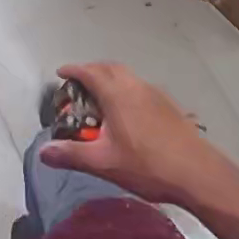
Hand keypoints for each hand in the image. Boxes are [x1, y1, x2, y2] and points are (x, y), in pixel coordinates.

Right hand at [38, 62, 238, 209]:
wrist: (195, 171)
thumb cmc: (146, 165)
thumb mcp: (103, 162)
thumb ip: (71, 154)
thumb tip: (43, 151)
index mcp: (118, 94)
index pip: (90, 72)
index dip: (74, 70)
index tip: (61, 73)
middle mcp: (136, 86)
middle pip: (110, 68)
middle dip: (91, 71)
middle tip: (77, 85)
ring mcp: (155, 93)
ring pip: (127, 76)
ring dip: (110, 79)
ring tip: (98, 99)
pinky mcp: (168, 104)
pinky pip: (139, 86)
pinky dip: (125, 88)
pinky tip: (125, 112)